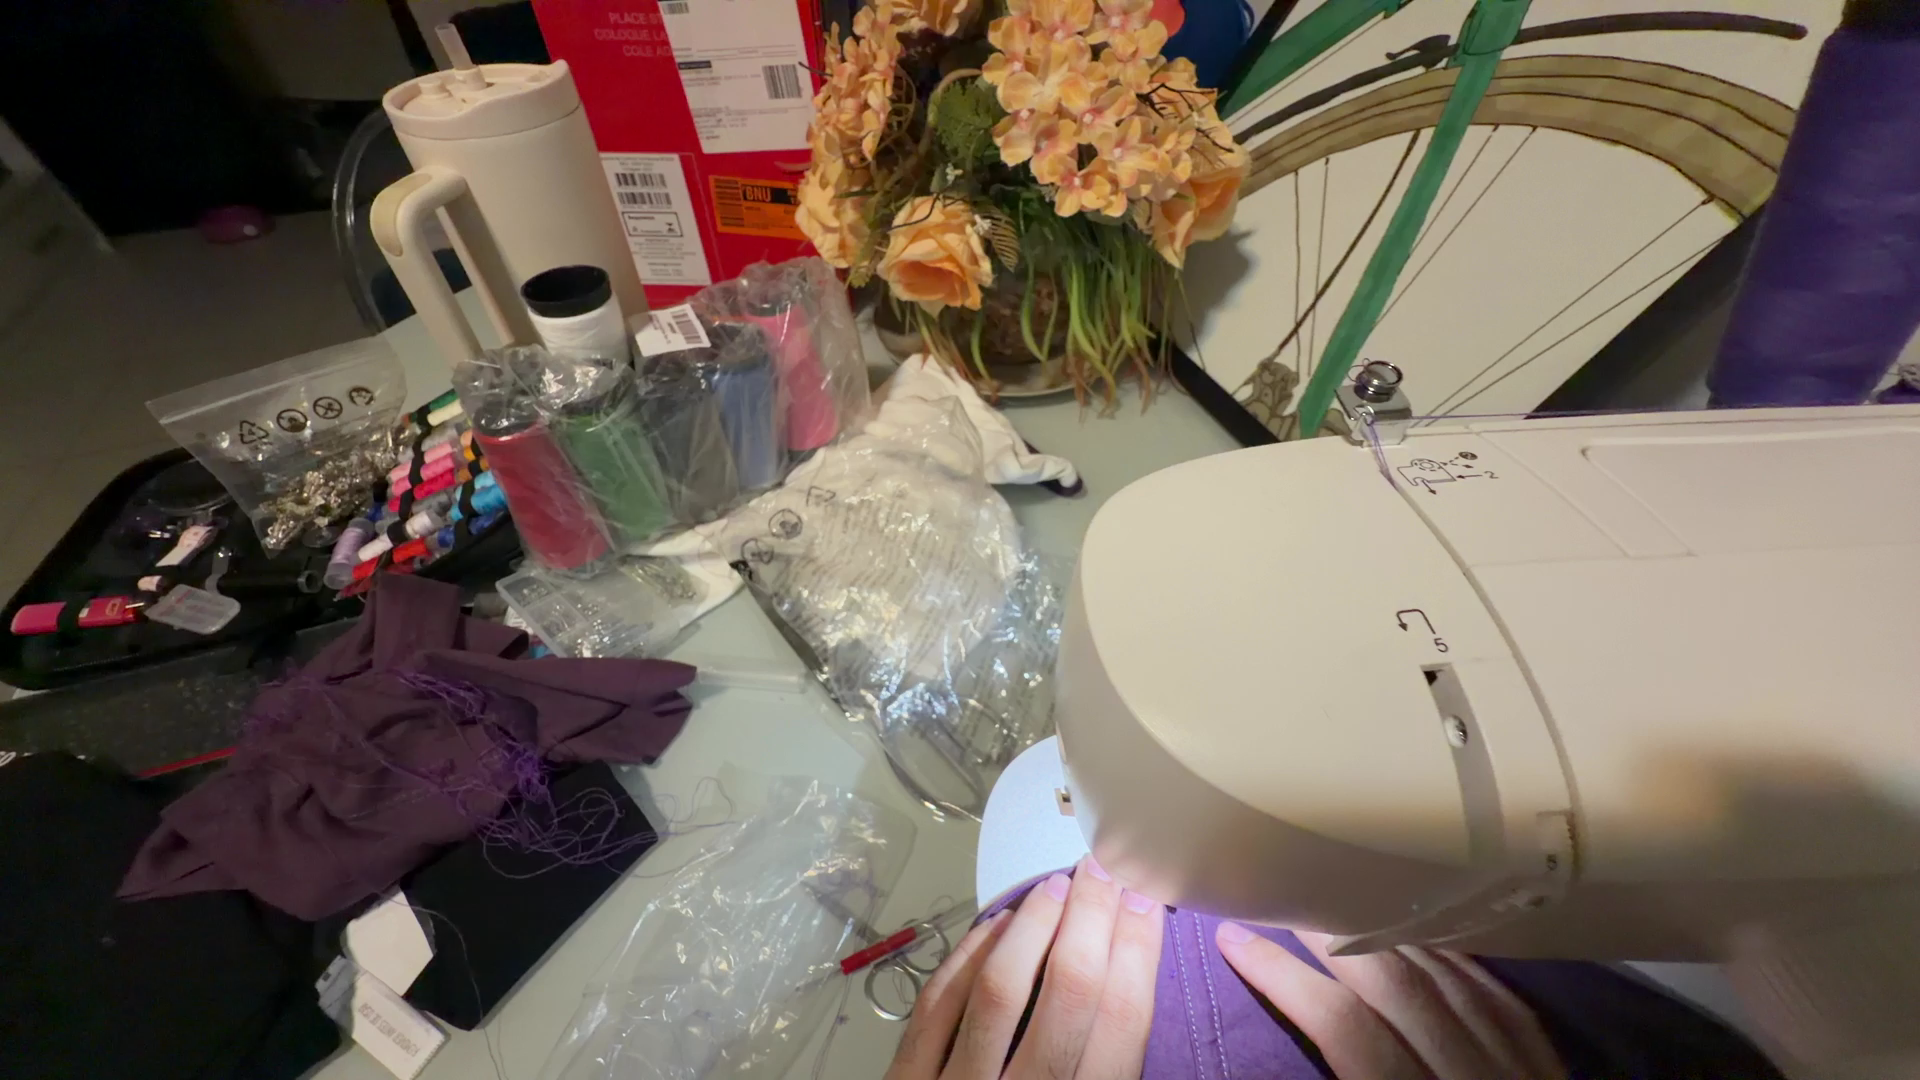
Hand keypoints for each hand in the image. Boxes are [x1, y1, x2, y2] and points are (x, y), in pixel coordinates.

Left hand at [885, 857, 1165, 1079]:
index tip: (1146, 899)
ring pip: (1000, 989)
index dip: (1137, 951)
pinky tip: (994, 923)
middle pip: (1068, 992)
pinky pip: (938, 1006)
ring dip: (1033, 926)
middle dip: (1092, 919)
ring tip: (1057, 885)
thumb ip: (1111, 1069)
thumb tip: (1133, 981)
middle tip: (1104, 868)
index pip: (1121, 1023)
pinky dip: (967, 958)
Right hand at [1215, 923, 1565, 1079]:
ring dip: (1380, 932)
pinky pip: (1491, 992)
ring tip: (1333, 906)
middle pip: (1395, 983)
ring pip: (1445, 976)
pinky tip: (1410, 939)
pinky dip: (1442, 957)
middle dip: (1327, 931)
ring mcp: (1524, 1075)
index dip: (1282, 974)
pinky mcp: (1554, 1072)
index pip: (1345, 1026)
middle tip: (1280, 899)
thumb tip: (1268, 1046)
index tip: (1232, 937)